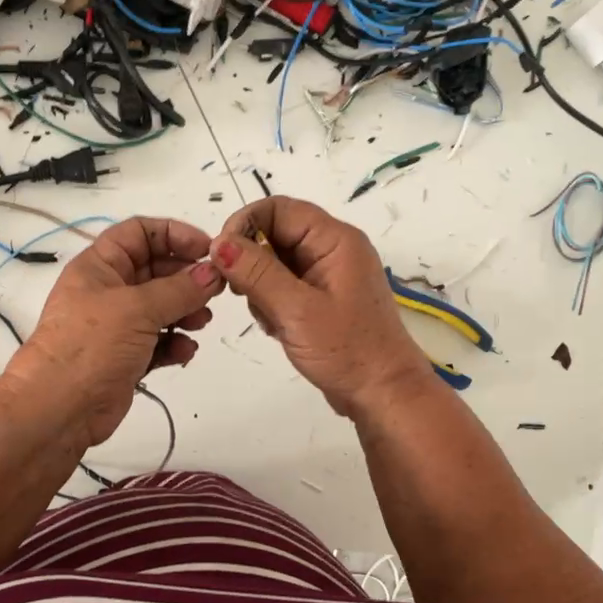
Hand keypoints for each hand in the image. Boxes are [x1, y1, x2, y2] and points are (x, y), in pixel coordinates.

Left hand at [5, 216, 224, 446]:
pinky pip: (157, 342)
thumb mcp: (138, 308)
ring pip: (160, 308)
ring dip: (184, 312)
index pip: (139, 233)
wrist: (59, 408)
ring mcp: (116, 326)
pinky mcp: (125, 358)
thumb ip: (179, 289)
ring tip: (201, 323)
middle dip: (186, 278)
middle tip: (214, 291)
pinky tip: (186, 351)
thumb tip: (212, 274)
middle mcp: (107, 291)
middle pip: (155, 270)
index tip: (208, 250)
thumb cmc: (91, 345)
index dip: (174, 235)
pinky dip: (174, 344)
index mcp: (100, 266)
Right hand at [210, 197, 434, 417]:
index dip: (244, 225)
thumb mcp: (296, 310)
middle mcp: (332, 249)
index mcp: (335, 240)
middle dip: (250, 261)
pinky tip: (277, 328)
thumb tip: (219, 244)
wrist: (383, 394)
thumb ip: (256, 273)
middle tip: (241, 294)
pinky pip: (284, 287)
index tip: (221, 258)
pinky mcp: (321, 300)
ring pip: (275, 263)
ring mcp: (327, 275)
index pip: (278, 209)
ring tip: (270, 319)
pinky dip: (271, 303)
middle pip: (275, 234)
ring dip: (260, 287)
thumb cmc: (346, 351)